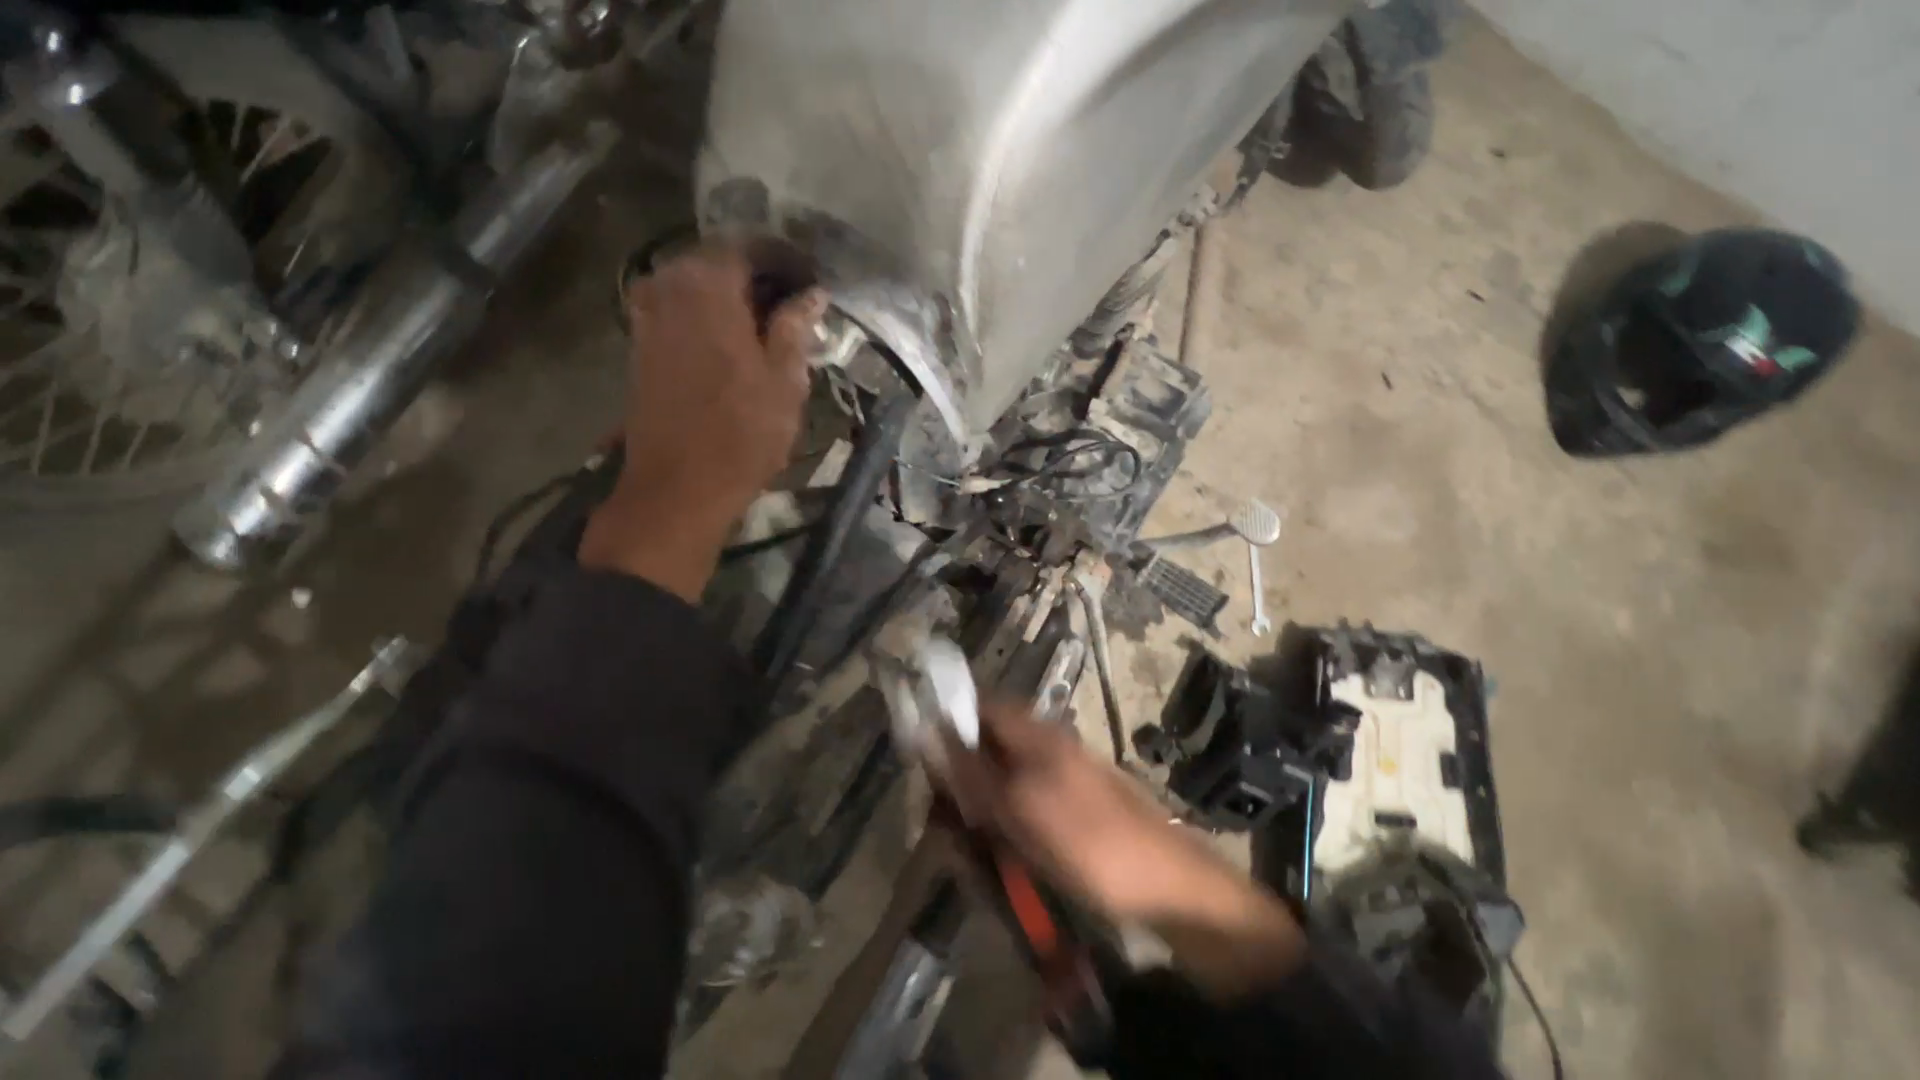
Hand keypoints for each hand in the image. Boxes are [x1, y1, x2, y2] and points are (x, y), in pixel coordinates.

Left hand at [579, 242, 823, 600]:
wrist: (677, 487)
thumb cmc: (741, 434)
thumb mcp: (785, 379)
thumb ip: (796, 326)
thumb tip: (812, 294)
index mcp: (708, 283)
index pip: (753, 247)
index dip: (788, 261)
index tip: (814, 282)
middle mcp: (669, 284)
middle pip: (720, 261)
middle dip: (759, 276)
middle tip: (796, 304)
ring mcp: (648, 313)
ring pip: (698, 285)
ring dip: (732, 297)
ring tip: (769, 324)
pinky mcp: (641, 343)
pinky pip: (680, 310)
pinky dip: (708, 315)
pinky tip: (735, 341)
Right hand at [946, 705, 1304, 996]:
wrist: (1168, 887)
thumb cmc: (1092, 844)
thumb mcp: (1020, 807)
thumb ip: (971, 770)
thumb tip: (928, 731)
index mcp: (1037, 734)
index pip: (977, 706)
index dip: (945, 725)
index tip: (922, 764)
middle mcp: (1047, 747)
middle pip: (984, 749)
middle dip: (960, 786)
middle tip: (949, 826)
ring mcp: (1060, 780)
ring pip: (999, 786)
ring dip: (980, 816)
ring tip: (977, 855)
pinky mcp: (1069, 813)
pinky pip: (1021, 812)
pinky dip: (1005, 833)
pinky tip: (1006, 863)